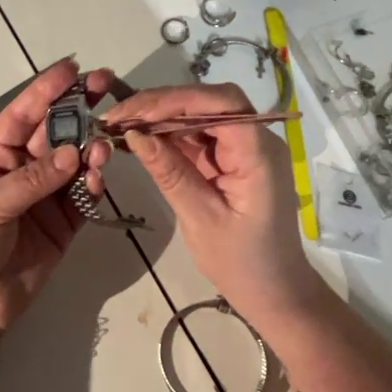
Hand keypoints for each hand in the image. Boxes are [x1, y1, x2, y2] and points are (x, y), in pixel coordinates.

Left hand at [0, 60, 111, 378]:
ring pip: (75, 161)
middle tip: (106, 87)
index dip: (46, 89)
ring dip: (90, 148)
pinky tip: (98, 177)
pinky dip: (95, 183)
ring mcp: (46, 196)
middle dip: (79, 109)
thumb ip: (32, 179)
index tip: (73, 67)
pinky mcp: (64, 224)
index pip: (24, 113)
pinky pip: (85, 195)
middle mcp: (23, 169)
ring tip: (102, 147)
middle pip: (56, 131)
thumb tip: (72, 153)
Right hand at [104, 83, 325, 325]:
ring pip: (199, 114)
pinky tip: (139, 137)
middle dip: (161, 104)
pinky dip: (167, 133)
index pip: (221, 103)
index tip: (136, 113)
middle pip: (208, 101)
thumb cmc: (243, 264)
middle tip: (117, 117)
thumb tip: (134, 134)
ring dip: (159, 116)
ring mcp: (243, 148)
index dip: (177, 99)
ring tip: (120, 124)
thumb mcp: (200, 220)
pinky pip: (197, 134)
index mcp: (258, 154)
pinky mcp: (230, 158)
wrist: (275, 292)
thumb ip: (170, 173)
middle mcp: (255, 140)